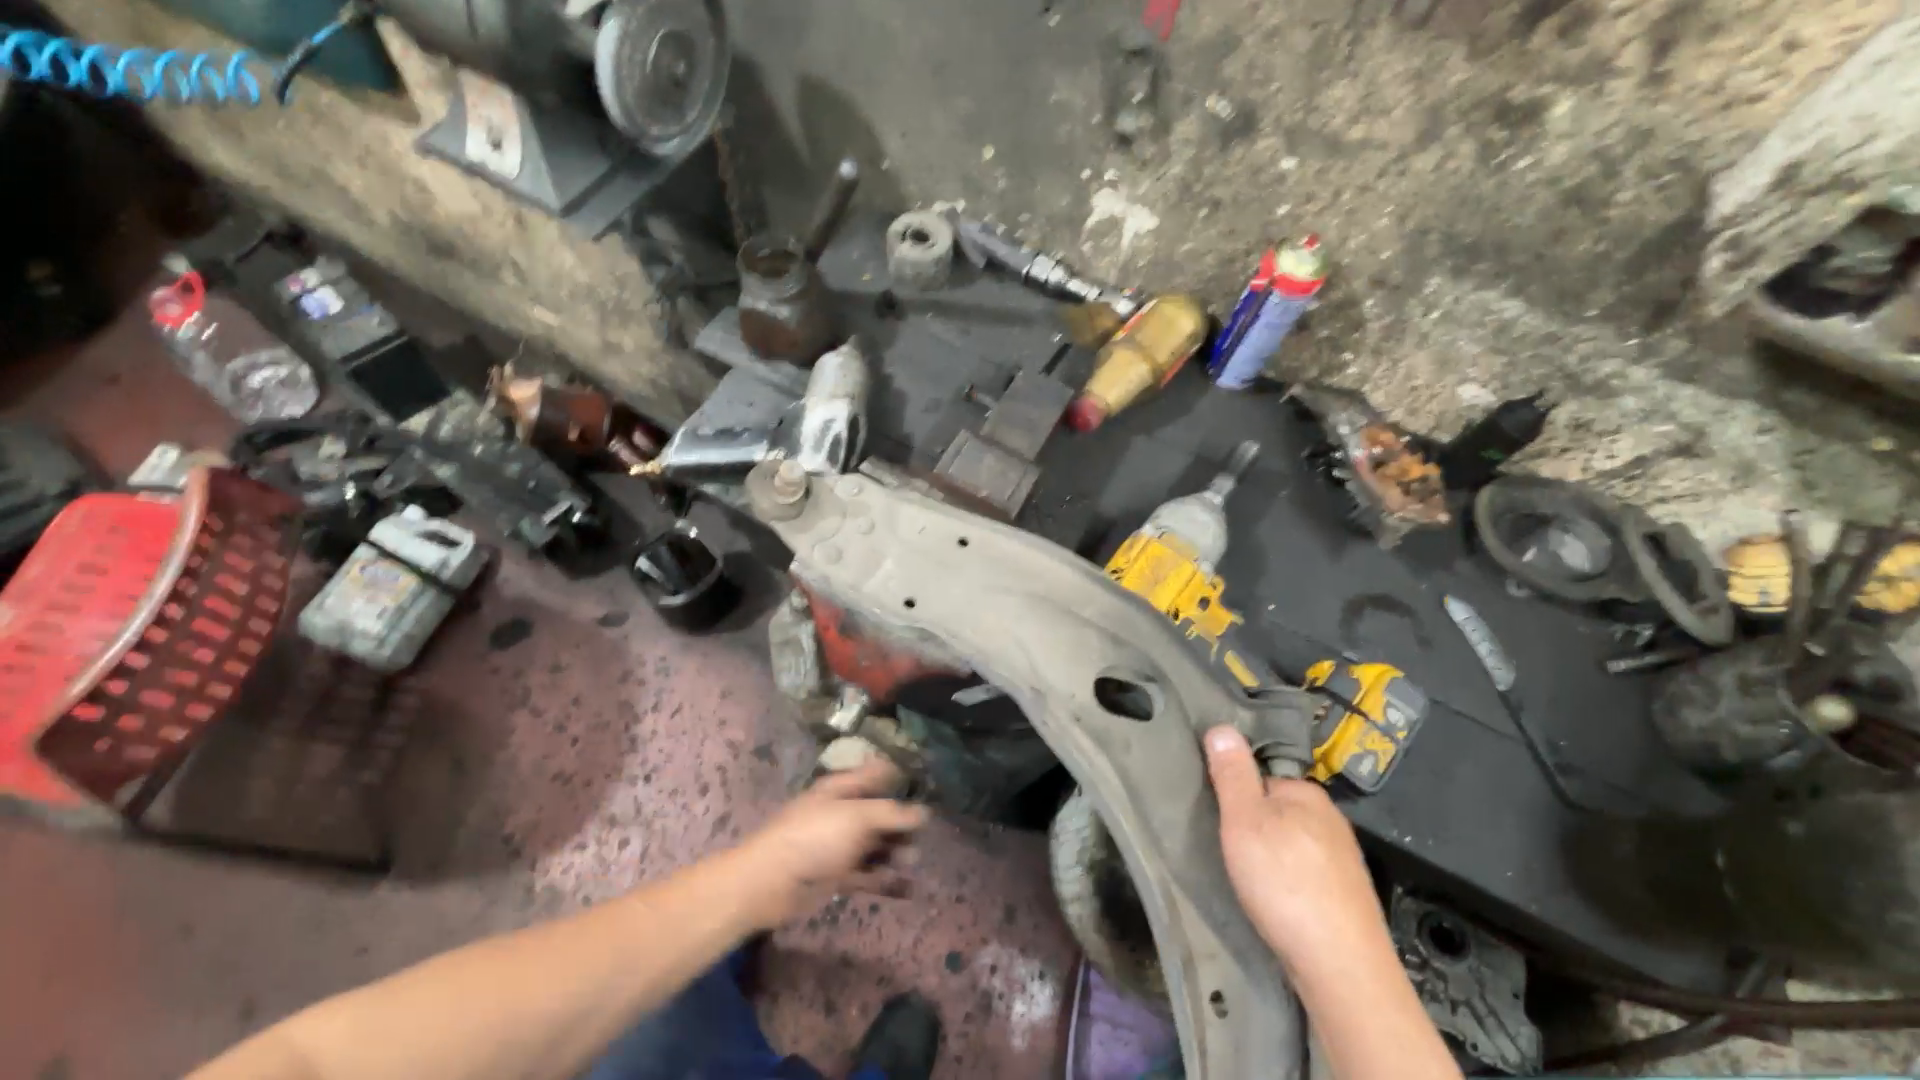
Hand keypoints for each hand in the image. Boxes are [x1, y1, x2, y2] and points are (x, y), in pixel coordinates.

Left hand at [731, 759, 930, 928]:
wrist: (771, 882)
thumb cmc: (814, 837)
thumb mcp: (856, 817)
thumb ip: (891, 814)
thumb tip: (923, 812)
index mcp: (841, 790)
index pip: (874, 775)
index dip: (897, 776)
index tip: (925, 783)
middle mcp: (842, 815)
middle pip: (879, 814)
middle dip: (901, 823)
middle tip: (920, 834)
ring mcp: (840, 846)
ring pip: (876, 846)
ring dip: (896, 852)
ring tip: (911, 860)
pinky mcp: (839, 876)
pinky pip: (869, 875)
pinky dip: (887, 881)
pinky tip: (909, 888)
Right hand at [1203, 725, 1385, 969]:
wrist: (1340, 963)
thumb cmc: (1284, 884)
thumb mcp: (1244, 821)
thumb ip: (1233, 775)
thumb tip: (1222, 726)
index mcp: (1307, 793)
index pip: (1262, 780)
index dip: (1236, 799)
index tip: (1218, 822)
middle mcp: (1332, 819)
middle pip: (1279, 813)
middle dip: (1256, 829)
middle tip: (1231, 855)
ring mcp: (1344, 860)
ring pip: (1294, 846)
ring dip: (1273, 859)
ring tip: (1252, 883)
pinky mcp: (1347, 896)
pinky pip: (1307, 876)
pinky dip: (1290, 885)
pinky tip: (1278, 905)